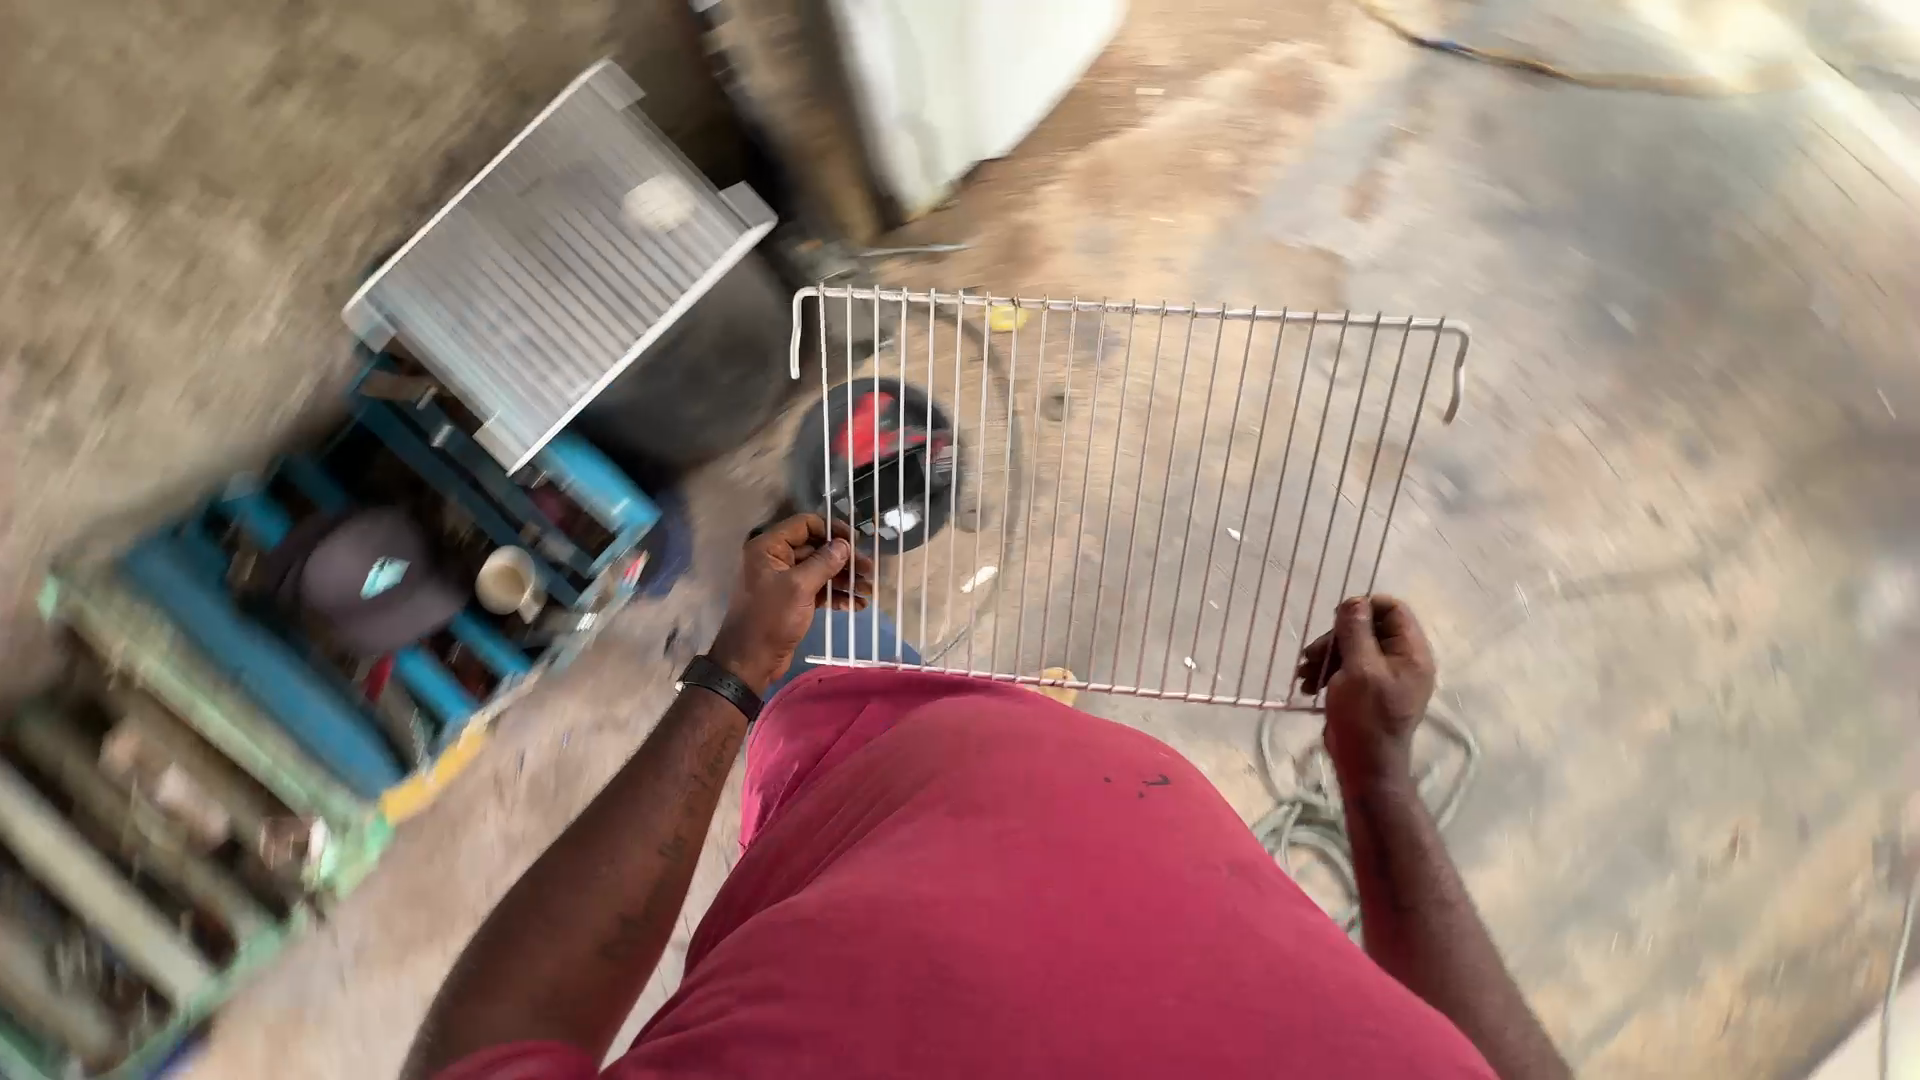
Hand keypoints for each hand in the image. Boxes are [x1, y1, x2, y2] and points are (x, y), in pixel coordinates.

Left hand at [708, 514, 873, 694]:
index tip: (855, 541)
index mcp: (769, 547)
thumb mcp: (799, 587)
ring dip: (844, 579)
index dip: (832, 530)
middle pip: (816, 548)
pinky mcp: (792, 600)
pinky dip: (835, 595)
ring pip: (820, 570)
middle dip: (844, 560)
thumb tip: (844, 545)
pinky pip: (817, 590)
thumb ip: (823, 562)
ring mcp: (784, 581)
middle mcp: (775, 559)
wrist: (750, 661)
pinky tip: (856, 605)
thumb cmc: (770, 619)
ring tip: (868, 591)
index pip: (805, 524)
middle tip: (869, 571)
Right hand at [1296, 595, 1435, 787]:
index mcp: (1411, 653)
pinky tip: (1308, 685)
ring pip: (1352, 647)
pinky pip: (1347, 666)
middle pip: (1368, 628)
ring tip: (1304, 673)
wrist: (1364, 762)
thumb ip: (1356, 632)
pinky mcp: (1368, 688)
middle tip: (1311, 654)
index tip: (1336, 618)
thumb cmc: (1365, 715)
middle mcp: (1402, 660)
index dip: (1364, 607)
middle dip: (1335, 637)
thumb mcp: (1359, 668)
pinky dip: (1327, 671)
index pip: (1393, 610)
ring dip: (1325, 655)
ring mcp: (1385, 675)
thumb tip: (1354, 601)